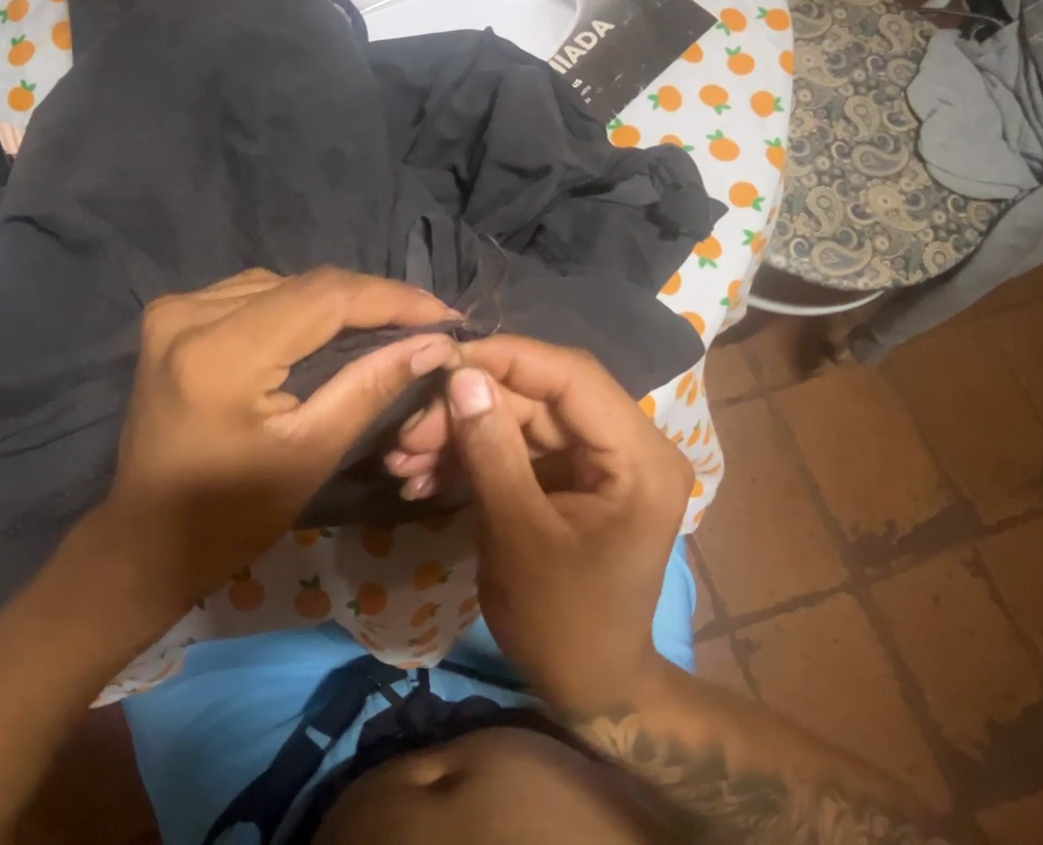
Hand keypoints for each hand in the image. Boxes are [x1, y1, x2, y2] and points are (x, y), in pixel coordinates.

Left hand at [99, 267, 456, 614]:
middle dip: (369, 300)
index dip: (390, 299)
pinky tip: (327, 327)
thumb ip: (371, 385)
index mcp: (221, 353)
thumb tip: (434, 343)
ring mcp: (173, 311)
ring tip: (387, 323)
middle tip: (425, 320)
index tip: (444, 314)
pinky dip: (295, 307)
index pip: (323, 297)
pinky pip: (250, 295)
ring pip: (278, 284)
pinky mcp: (169, 317)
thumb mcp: (312, 452)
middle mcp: (189, 314)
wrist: (149, 538)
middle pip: (301, 284)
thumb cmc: (233, 514)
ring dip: (334, 302)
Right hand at [415, 337, 692, 712]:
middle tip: (405, 433)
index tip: (439, 363)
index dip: (505, 359)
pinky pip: (518, 448)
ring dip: (460, 434)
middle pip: (540, 396)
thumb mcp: (519, 533)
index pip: (572, 376)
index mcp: (639, 456)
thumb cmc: (562, 619)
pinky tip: (423, 475)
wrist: (586, 683)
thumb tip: (460, 376)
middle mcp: (628, 445)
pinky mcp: (570, 477)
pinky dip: (472, 457)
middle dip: (468, 408)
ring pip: (521, 419)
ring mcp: (598, 461)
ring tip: (402, 461)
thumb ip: (491, 449)